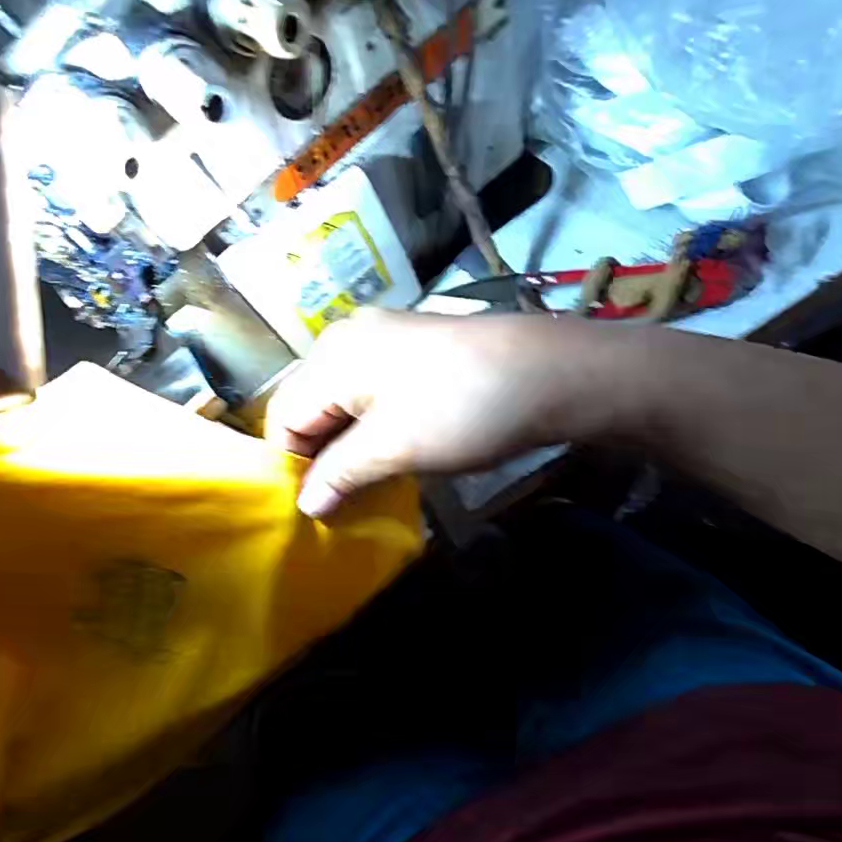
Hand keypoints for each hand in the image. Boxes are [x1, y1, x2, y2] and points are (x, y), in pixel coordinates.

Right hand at [265, 310, 638, 517]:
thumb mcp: (395, 449)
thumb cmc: (464, 410)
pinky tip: (389, 443)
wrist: (558, 370)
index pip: (283, 417)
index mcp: (329, 357)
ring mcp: (376, 335)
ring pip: (335, 396)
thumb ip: (338, 475)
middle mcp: (342, 338)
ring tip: (365, 477)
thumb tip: (305, 506)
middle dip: (317, 453)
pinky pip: (363, 385)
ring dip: (342, 439)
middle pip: (306, 403)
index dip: (292, 465)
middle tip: (340, 497)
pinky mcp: (405, 342)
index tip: (315, 505)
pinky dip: (365, 419)